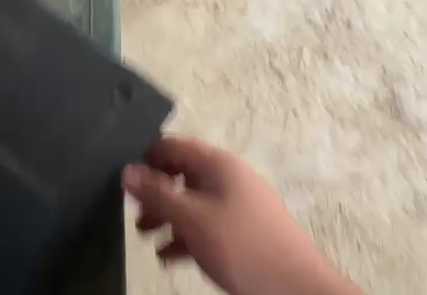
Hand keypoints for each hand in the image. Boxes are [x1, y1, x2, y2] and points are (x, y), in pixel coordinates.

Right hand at [124, 136, 361, 294]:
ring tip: (147, 238)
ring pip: (193, 203)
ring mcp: (240, 206)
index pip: (172, 146)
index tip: (125, 182)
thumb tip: (127, 171)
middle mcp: (228, 178)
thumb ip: (157, 194)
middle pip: (182, 175)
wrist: (301, 293)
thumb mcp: (191, 219)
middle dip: (155, 194)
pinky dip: (188, 236)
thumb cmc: (242, 247)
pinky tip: (171, 257)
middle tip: (134, 215)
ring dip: (168, 218)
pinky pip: (208, 225)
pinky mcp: (247, 233)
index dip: (146, 159)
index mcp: (217, 164)